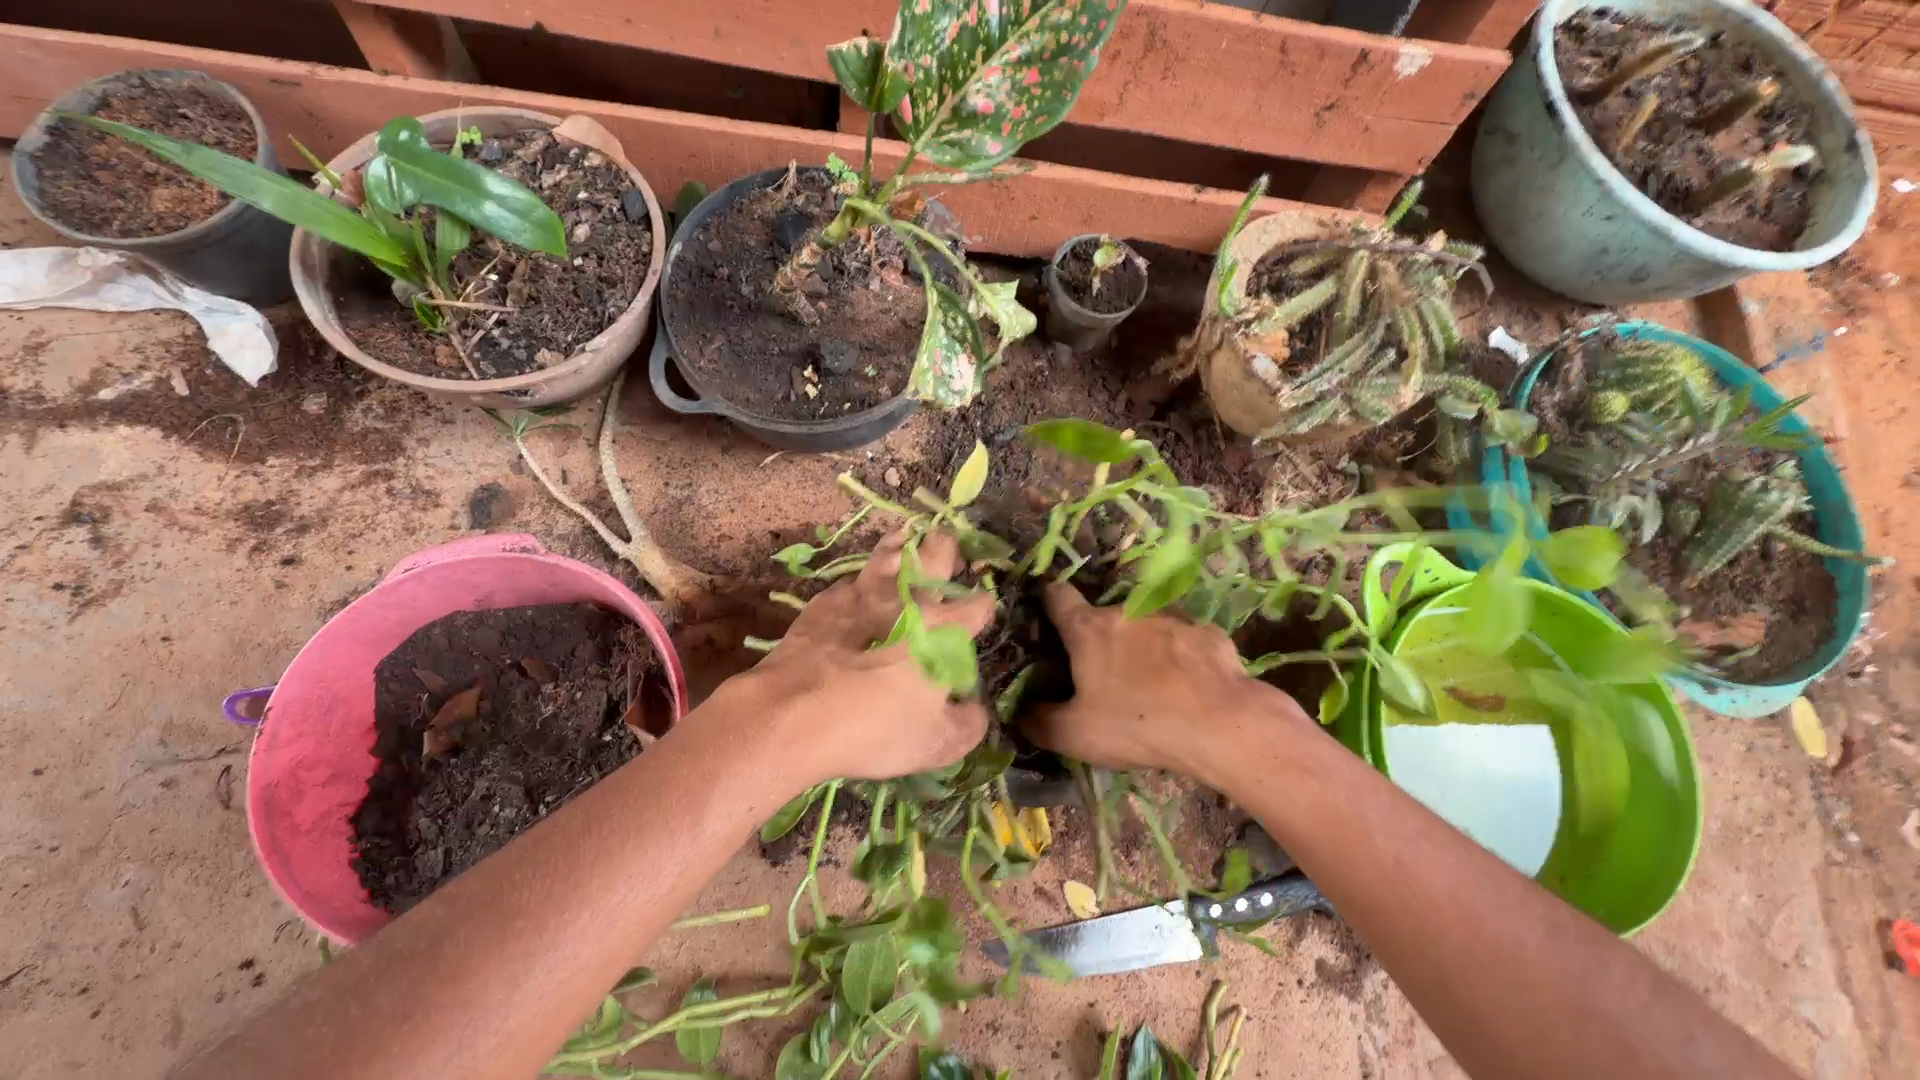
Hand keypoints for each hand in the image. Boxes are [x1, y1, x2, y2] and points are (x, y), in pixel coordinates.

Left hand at [710, 531, 994, 788]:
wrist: (794, 715)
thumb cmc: (876, 727)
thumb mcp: (938, 743)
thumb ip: (967, 723)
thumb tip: (972, 708)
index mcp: (942, 630)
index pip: (976, 607)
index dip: (983, 607)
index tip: (981, 612)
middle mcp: (905, 602)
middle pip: (932, 558)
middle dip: (944, 547)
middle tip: (944, 542)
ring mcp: (860, 598)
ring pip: (884, 557)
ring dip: (897, 547)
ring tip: (901, 538)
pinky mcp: (822, 606)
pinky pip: (845, 586)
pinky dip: (854, 587)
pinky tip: (852, 593)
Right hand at [1020, 583, 1311, 788]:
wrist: (1220, 724)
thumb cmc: (1136, 724)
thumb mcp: (1074, 734)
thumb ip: (1038, 720)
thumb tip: (1018, 711)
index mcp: (1089, 630)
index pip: (1058, 595)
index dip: (1048, 599)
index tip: (1046, 611)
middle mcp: (1127, 612)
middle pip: (1105, 617)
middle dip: (1101, 638)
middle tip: (1104, 674)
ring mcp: (1172, 618)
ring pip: (1147, 627)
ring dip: (1143, 647)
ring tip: (1151, 684)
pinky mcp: (1208, 632)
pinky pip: (1185, 641)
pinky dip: (1180, 657)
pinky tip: (1188, 686)